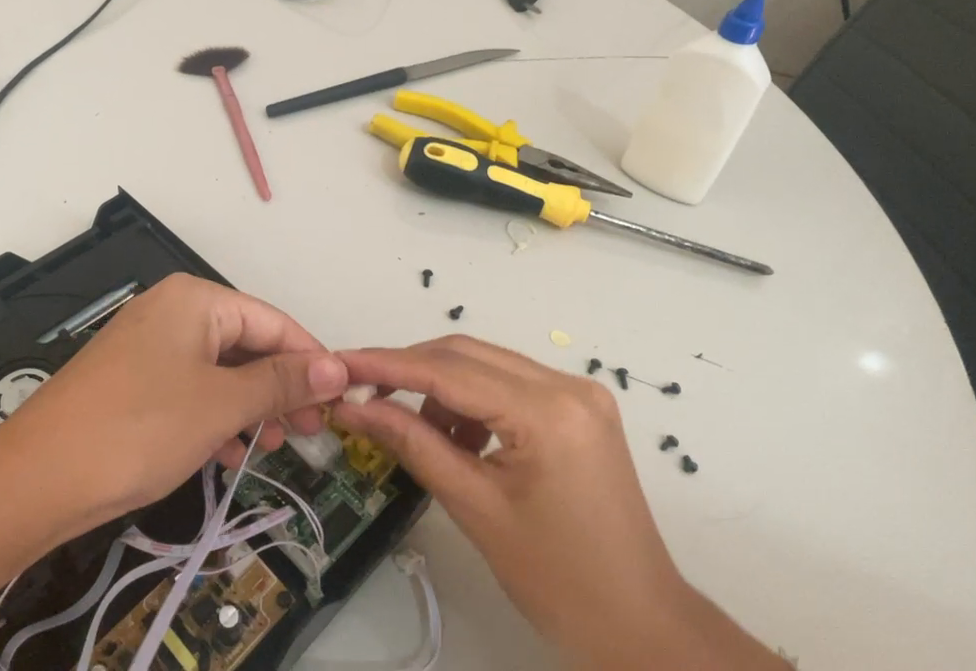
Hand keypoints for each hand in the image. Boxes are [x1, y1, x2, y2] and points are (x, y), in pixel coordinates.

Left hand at [0, 273, 348, 523]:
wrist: (38, 478)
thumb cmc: (140, 428)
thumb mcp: (221, 405)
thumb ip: (281, 382)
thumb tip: (338, 368)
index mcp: (194, 300)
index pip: (272, 321)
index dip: (311, 360)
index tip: (344, 402)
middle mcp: (171, 312)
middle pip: (246, 345)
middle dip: (281, 388)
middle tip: (313, 432)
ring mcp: (147, 347)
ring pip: (219, 372)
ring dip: (251, 407)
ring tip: (274, 447)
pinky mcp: (131, 382)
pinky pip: (189, 390)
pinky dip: (215, 418)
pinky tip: (228, 455)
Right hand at [332, 336, 783, 669]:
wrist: (638, 621)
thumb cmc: (556, 576)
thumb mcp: (473, 506)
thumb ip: (412, 443)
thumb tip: (352, 406)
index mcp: (548, 411)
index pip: (449, 371)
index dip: (386, 364)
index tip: (337, 363)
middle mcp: (568, 384)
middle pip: (467, 354)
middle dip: (408, 367)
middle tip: (358, 389)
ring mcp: (579, 393)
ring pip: (486, 364)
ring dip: (439, 385)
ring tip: (407, 426)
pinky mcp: (579, 408)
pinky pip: (509, 384)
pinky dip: (471, 400)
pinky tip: (453, 436)